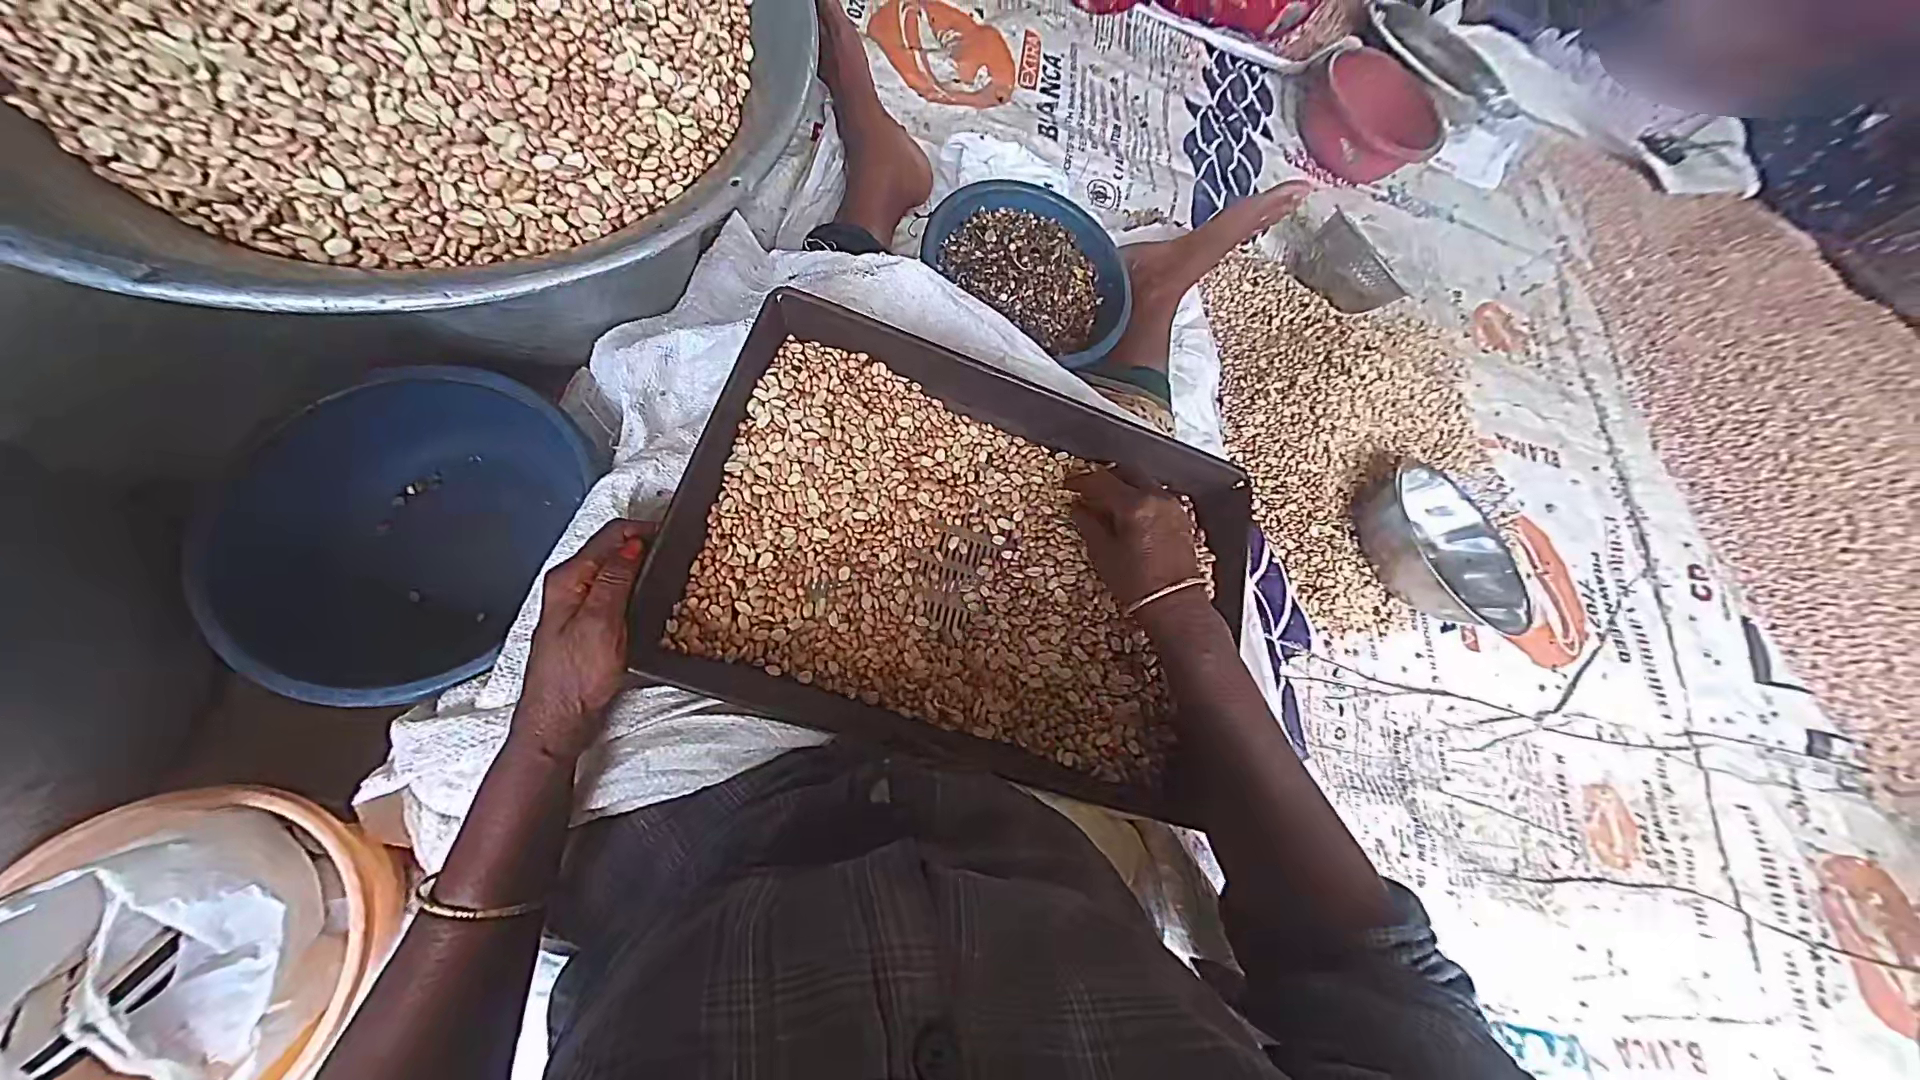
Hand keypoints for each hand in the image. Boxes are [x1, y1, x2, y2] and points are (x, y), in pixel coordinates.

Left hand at [514, 518, 653, 758]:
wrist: (559, 720)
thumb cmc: (575, 678)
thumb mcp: (600, 623)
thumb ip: (614, 580)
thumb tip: (632, 545)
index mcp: (568, 579)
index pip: (611, 535)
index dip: (644, 529)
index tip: (673, 532)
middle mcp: (570, 586)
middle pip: (612, 548)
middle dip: (644, 543)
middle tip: (677, 547)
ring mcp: (579, 603)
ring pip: (616, 569)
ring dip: (641, 563)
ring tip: (670, 566)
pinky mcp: (590, 621)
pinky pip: (616, 590)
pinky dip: (636, 584)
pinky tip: (652, 593)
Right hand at [1065, 466, 1208, 624]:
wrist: (1173, 604)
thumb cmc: (1136, 583)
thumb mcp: (1103, 553)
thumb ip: (1088, 524)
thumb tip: (1077, 508)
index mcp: (1134, 505)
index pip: (1101, 481)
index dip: (1080, 481)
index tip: (1067, 485)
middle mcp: (1156, 498)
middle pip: (1126, 472)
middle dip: (1104, 477)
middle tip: (1086, 489)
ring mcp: (1172, 506)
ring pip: (1143, 482)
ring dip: (1123, 486)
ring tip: (1106, 503)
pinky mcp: (1181, 517)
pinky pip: (1156, 495)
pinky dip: (1139, 497)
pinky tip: (1128, 514)